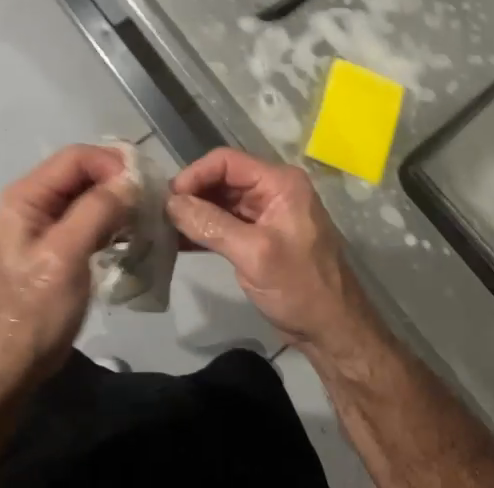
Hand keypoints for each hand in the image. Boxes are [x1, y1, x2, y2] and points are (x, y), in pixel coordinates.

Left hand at [0, 145, 135, 386]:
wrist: (9, 366)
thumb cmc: (34, 311)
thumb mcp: (65, 257)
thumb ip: (97, 211)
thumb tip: (131, 180)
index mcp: (25, 197)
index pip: (75, 158)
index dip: (111, 163)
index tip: (147, 183)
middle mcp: (32, 203)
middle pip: (82, 174)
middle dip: (118, 182)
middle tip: (154, 199)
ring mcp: (44, 227)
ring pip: (88, 198)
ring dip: (117, 203)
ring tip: (148, 217)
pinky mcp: (57, 248)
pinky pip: (88, 221)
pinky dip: (111, 223)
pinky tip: (133, 237)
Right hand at [167, 148, 376, 352]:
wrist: (333, 332)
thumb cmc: (300, 287)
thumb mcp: (254, 254)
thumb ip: (211, 224)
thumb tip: (170, 203)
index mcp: (280, 183)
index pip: (227, 162)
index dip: (195, 174)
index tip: (168, 198)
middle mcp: (273, 191)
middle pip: (222, 179)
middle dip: (192, 194)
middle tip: (160, 214)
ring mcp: (266, 214)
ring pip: (220, 201)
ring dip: (194, 213)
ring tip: (163, 227)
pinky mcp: (259, 237)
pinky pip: (225, 223)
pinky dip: (203, 230)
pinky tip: (178, 241)